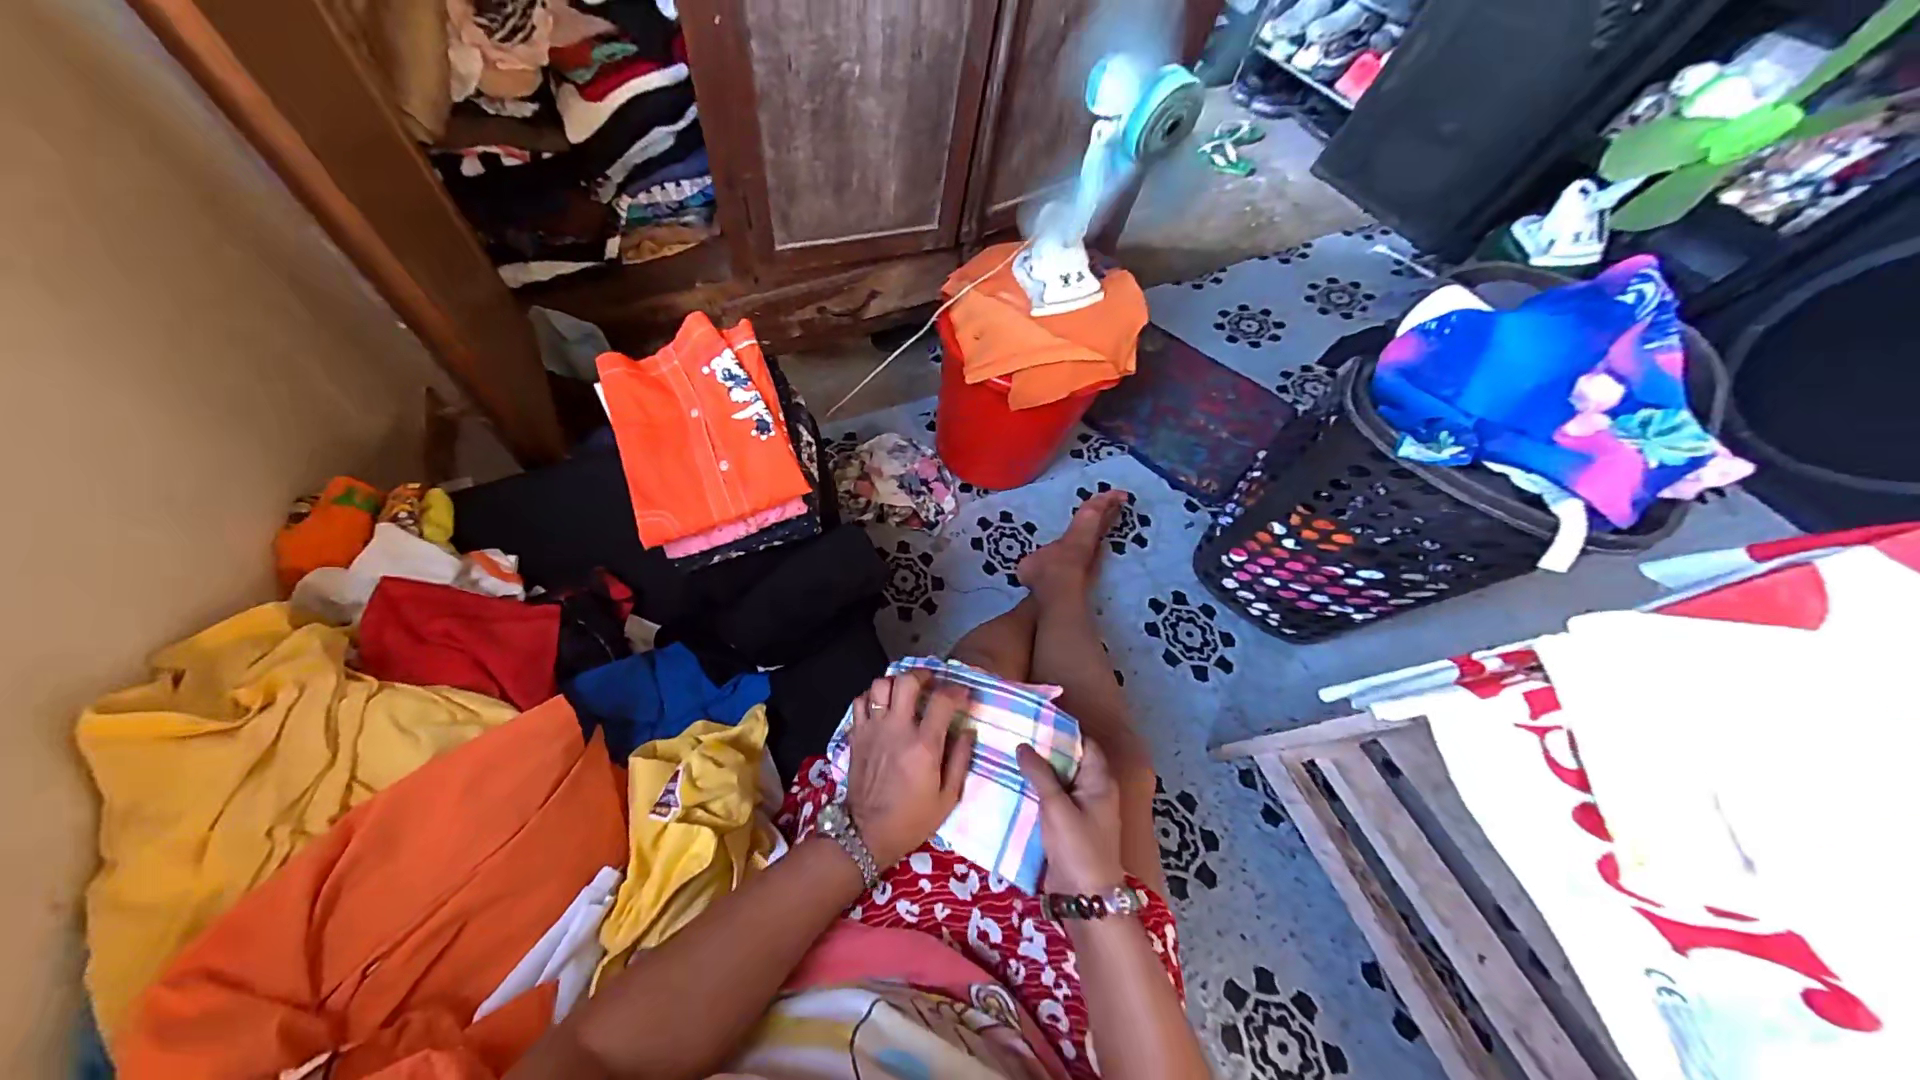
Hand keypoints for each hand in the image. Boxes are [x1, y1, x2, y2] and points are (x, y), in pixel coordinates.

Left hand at [845, 671, 975, 867]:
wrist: (867, 834)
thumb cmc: (912, 819)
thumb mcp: (948, 797)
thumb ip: (961, 760)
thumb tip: (967, 731)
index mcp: (923, 746)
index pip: (942, 700)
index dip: (957, 691)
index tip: (963, 695)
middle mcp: (896, 730)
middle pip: (906, 681)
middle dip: (922, 675)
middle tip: (931, 683)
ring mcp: (872, 730)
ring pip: (880, 685)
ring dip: (895, 683)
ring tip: (905, 692)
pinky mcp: (856, 735)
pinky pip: (861, 701)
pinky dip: (872, 697)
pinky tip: (883, 706)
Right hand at [1018, 737, 1127, 894]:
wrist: (1084, 898)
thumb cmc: (1078, 848)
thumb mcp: (1057, 806)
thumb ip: (1040, 774)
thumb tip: (1023, 745)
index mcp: (1100, 781)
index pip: (1084, 744)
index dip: (1063, 730)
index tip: (1035, 718)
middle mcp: (1092, 791)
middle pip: (1068, 761)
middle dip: (1045, 749)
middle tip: (1015, 734)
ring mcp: (1079, 810)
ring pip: (1057, 781)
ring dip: (1037, 771)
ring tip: (1008, 755)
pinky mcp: (1066, 826)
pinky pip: (1050, 800)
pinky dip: (1035, 791)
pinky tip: (1012, 785)